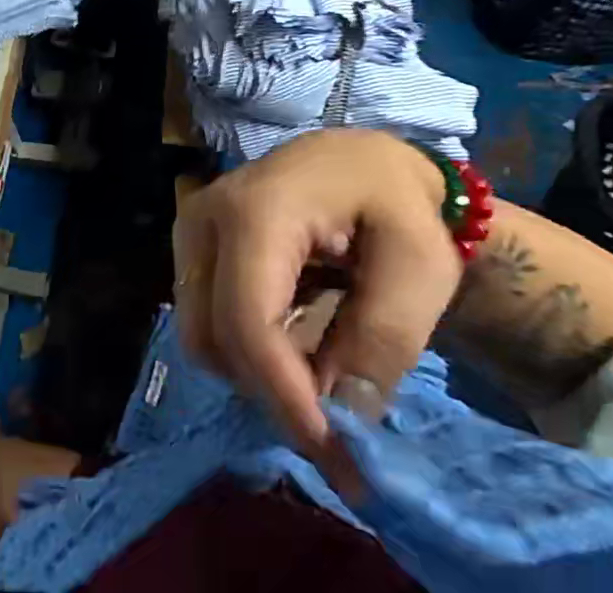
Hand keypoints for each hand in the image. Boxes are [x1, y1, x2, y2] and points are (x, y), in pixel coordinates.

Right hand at [171, 130, 461, 455]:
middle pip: (214, 335)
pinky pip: (205, 320)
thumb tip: (344, 415)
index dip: (284, 394)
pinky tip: (295, 344)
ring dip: (259, 374)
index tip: (334, 451)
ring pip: (202, 336)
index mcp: (258, 210)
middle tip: (337, 427)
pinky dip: (248, 351)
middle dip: (272, 392)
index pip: (248, 319)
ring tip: (320, 377)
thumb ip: (385, 338)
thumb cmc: (397, 201)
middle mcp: (206, 218)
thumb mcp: (420, 263)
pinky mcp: (194, 245)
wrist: (365, 161)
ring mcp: (192, 230)